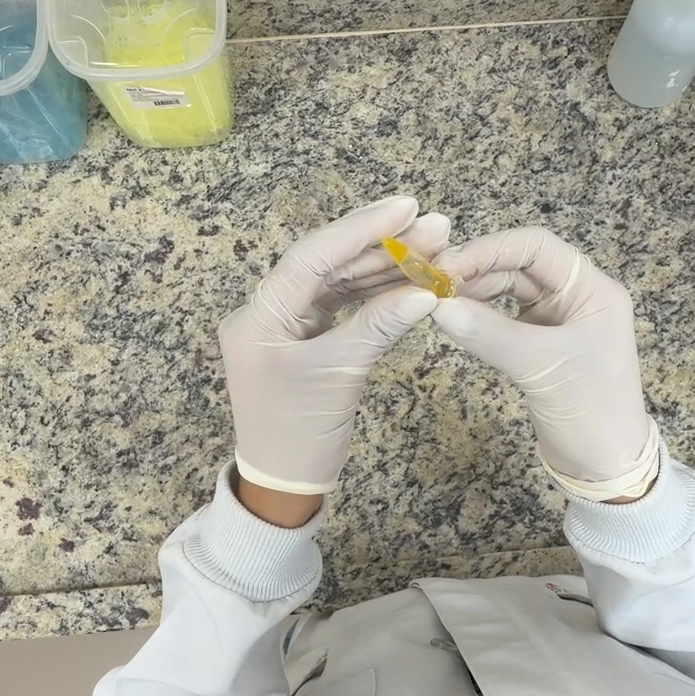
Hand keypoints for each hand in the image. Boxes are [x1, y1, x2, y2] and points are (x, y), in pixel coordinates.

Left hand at [220, 196, 450, 510]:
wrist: (283, 486)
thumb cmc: (298, 437)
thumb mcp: (339, 375)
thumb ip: (378, 326)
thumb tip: (426, 292)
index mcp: (259, 316)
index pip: (313, 257)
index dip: (361, 229)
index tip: (406, 209)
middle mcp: (269, 312)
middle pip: (329, 264)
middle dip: (382, 245)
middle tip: (435, 227)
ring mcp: (288, 326)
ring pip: (339, 284)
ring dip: (384, 268)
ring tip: (434, 250)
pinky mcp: (307, 342)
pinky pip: (343, 308)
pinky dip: (376, 296)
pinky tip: (410, 282)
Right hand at [432, 228, 658, 500]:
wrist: (605, 468)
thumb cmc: (592, 413)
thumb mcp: (541, 368)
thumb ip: (490, 334)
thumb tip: (438, 306)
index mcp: (591, 290)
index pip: (535, 247)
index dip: (490, 249)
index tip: (447, 265)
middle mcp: (574, 298)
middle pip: (518, 266)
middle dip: (476, 270)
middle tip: (432, 285)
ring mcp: (556, 322)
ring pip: (507, 292)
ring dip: (473, 293)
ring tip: (437, 302)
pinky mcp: (539, 347)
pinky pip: (503, 320)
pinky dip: (479, 318)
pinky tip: (455, 320)